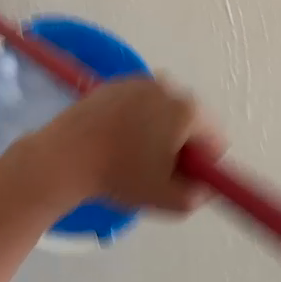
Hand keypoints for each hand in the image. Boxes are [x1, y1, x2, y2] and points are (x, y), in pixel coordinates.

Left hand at [18, 76, 224, 214]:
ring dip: (158, 130)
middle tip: (156, 167)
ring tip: (133, 154)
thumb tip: (205, 184)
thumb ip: (200, 193)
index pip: (215, 138)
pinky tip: (116, 139)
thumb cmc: (121, 176)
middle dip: (182, 143)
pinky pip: (139, 103)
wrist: (65, 155)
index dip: (203, 162)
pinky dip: (135, 119)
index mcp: (186, 110)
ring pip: (163, 111)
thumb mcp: (172, 200)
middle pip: (190, 119)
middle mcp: (165, 86)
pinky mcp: (113, 83)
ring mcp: (137, 81)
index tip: (180, 176)